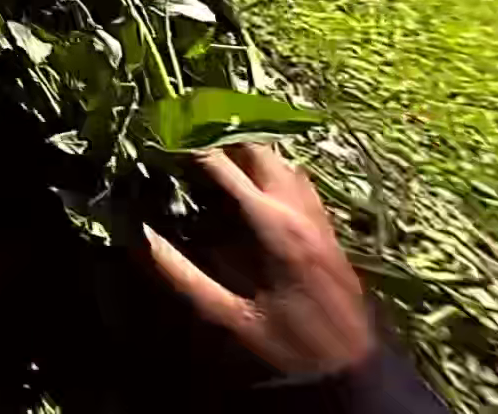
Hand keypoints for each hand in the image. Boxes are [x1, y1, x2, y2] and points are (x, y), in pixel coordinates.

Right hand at [145, 143, 371, 376]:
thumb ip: (182, 275)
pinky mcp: (324, 222)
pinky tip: (244, 167)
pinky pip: (293, 172)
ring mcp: (315, 214)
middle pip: (255, 146)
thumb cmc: (291, 343)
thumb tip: (138, 234)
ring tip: (204, 137)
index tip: (155, 130)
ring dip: (240, 141)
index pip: (222, 166)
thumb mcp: (232, 315)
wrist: (360, 371)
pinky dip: (264, 159)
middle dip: (214, 129)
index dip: (186, 142)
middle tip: (177, 126)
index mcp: (275, 227)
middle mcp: (298, 210)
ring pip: (277, 154)